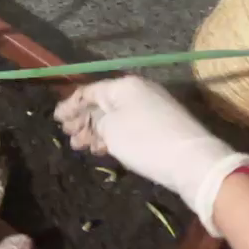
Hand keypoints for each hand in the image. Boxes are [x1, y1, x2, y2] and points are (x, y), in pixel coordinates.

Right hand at [53, 76, 248, 235]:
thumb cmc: (145, 141)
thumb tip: (93, 118)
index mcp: (123, 86)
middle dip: (83, 120)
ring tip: (81, 146)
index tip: (55, 119)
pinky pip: (128, 126)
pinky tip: (102, 148)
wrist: (193, 162)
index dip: (70, 105)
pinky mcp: (161, 125)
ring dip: (96, 130)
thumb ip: (95, 120)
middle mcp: (138, 91)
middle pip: (102, 103)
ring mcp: (151, 108)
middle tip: (68, 135)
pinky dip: (113, 135)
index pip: (89, 91)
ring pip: (115, 116)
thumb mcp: (110, 129)